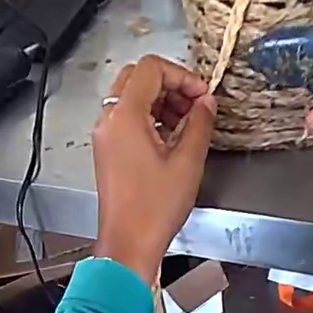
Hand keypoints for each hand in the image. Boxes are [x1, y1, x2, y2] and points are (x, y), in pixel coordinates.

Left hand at [90, 55, 216, 282]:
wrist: (129, 243)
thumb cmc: (152, 209)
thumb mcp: (187, 162)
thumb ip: (200, 124)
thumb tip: (206, 104)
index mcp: (125, 116)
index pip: (151, 68)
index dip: (182, 76)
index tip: (201, 95)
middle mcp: (109, 121)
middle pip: (138, 79)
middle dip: (171, 87)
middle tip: (195, 106)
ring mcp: (105, 137)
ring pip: (132, 99)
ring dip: (161, 103)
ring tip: (187, 126)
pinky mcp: (108, 152)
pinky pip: (128, 121)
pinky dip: (150, 120)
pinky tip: (171, 141)